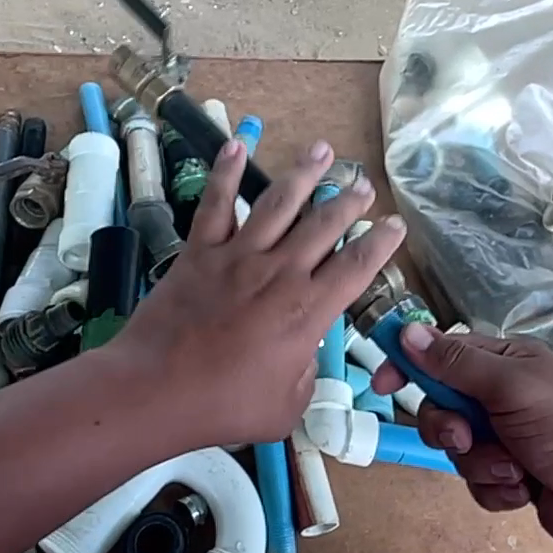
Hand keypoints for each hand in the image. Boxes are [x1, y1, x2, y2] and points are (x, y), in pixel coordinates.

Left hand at [105, 138, 404, 449]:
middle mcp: (280, 273)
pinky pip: (216, 203)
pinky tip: (237, 145)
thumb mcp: (287, 407)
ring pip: (279, 203)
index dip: (382, 243)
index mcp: (308, 311)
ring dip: (305, 173)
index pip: (357, 267)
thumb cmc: (225, 406)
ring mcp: (239, 256)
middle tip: (363, 184)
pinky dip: (227, 172)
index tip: (395, 225)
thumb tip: (305, 351)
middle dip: (349, 201)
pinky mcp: (200, 251)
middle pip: (324, 225)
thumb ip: (306, 374)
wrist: (157, 390)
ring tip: (322, 150)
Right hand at [373, 325, 552, 552]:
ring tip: (516, 469)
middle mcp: (502, 396)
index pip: (442, 352)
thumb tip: (408, 330)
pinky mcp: (511, 476)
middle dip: (449, 427)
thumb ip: (457, 363)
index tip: (381, 382)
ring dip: (481, 463)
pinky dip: (497, 488)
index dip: (409, 363)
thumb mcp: (513, 388)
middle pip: (440, 405)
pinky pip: (476, 480)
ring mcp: (506, 438)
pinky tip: (527, 490)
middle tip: (467, 437)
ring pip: (457, 448)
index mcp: (505, 362)